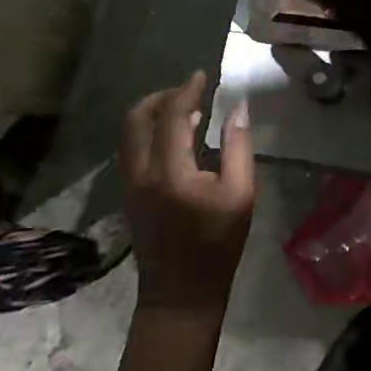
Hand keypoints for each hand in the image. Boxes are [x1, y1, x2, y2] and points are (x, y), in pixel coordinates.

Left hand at [120, 70, 255, 315]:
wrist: (180, 294)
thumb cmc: (217, 246)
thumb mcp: (241, 195)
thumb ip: (239, 147)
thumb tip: (238, 108)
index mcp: (171, 172)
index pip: (173, 115)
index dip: (187, 90)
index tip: (202, 75)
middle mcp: (142, 172)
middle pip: (138, 117)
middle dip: (162, 97)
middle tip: (189, 91)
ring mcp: (130, 183)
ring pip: (130, 132)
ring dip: (153, 113)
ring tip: (184, 110)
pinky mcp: (129, 193)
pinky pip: (132, 148)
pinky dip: (149, 131)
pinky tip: (175, 138)